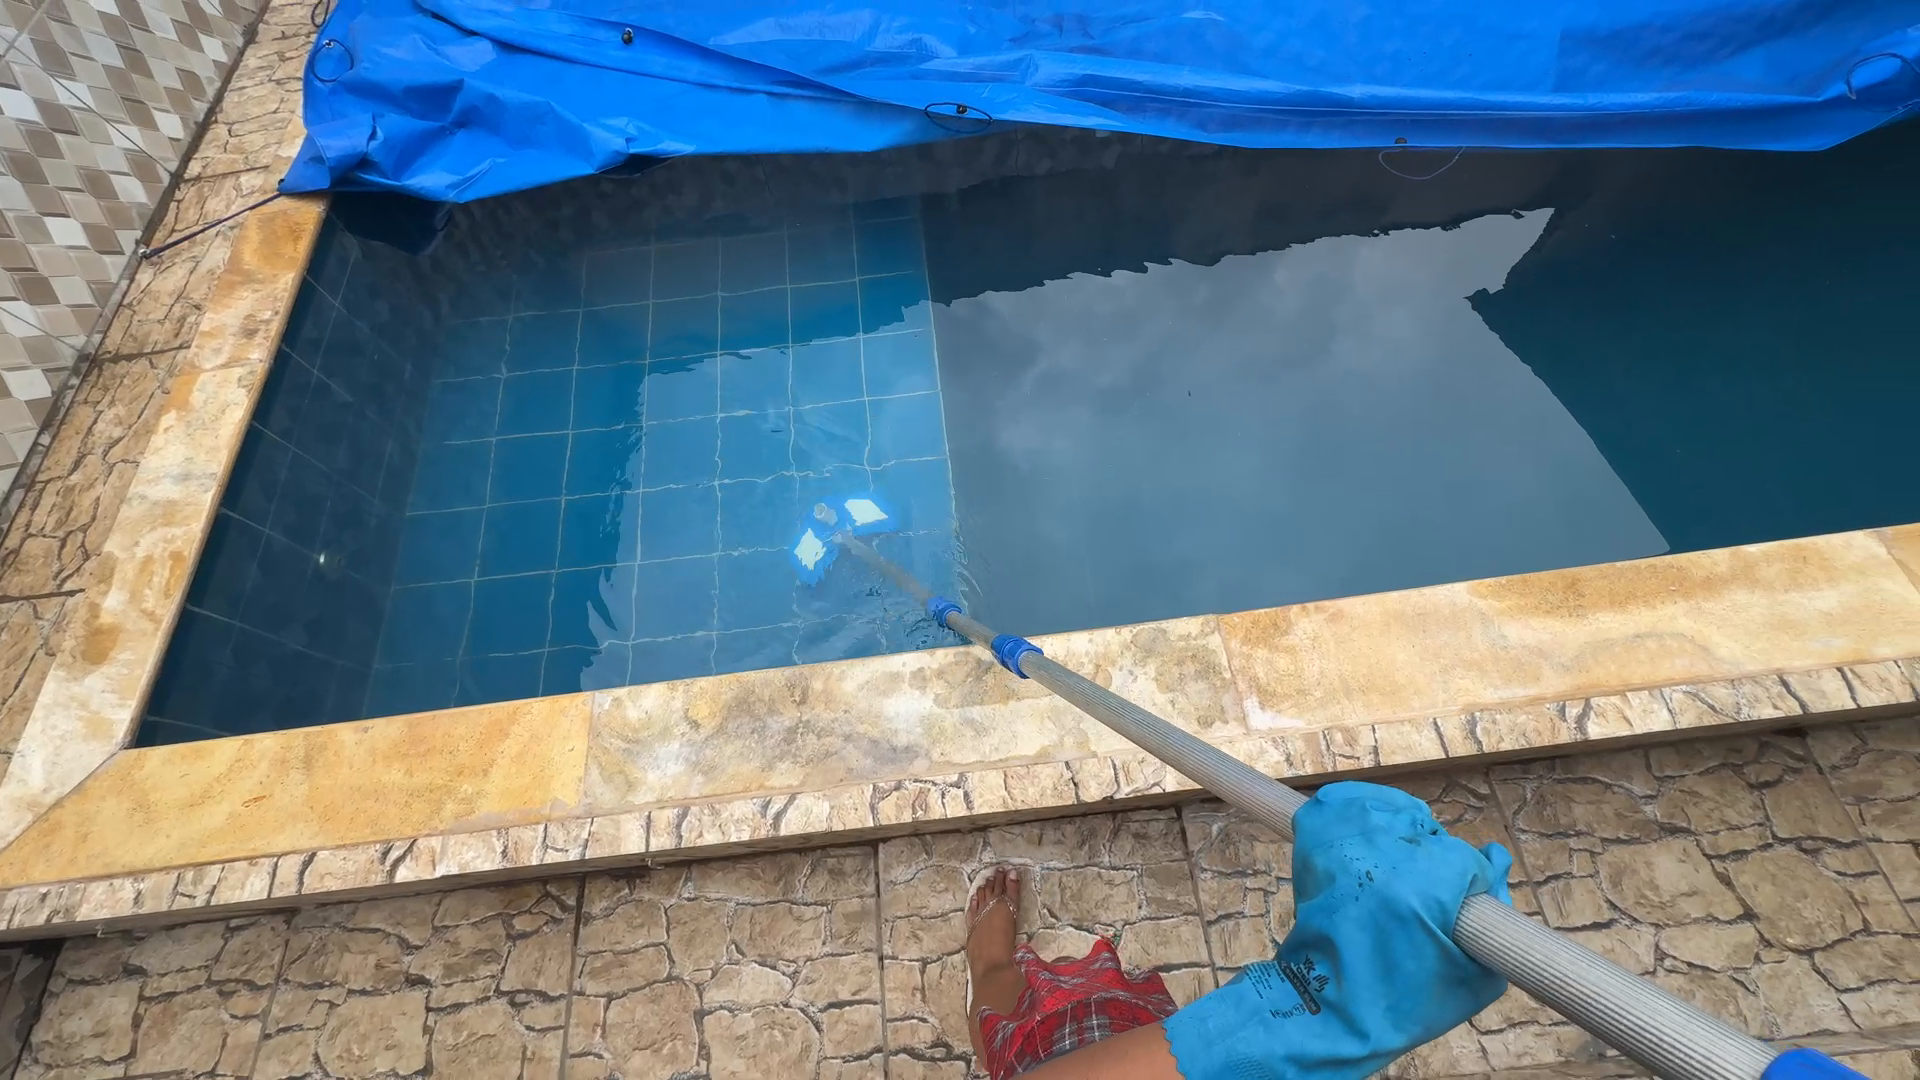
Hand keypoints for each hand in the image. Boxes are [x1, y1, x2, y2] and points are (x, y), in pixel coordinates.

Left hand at [1161, 781, 1512, 1079]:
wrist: (1331, 999)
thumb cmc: (1408, 997)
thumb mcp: (1476, 973)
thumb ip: (1496, 912)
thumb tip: (1496, 859)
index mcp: (1425, 885)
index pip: (1465, 858)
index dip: (1468, 881)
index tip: (1458, 902)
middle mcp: (1380, 852)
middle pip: (1426, 832)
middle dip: (1433, 860)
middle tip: (1420, 893)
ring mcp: (1341, 837)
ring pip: (1389, 811)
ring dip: (1398, 833)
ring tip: (1394, 866)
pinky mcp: (1311, 830)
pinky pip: (1343, 797)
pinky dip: (1361, 807)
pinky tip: (1371, 831)